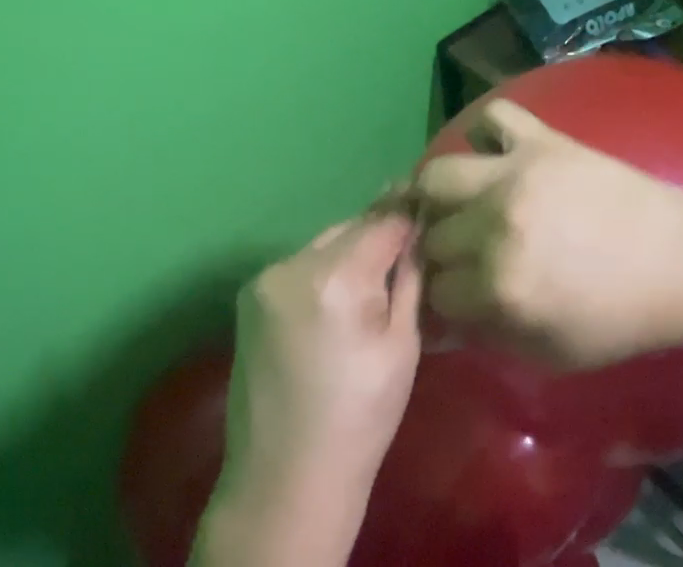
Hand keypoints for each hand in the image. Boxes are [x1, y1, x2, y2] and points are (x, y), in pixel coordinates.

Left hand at [229, 201, 422, 491]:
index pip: (384, 219)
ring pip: (325, 244)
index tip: (433, 205)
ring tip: (377, 282)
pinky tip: (342, 302)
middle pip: (351, 227)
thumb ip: (410, 278)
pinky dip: (326, 272)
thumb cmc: (362, 415)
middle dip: (381, 234)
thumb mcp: (404, 344)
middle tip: (412, 252)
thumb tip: (419, 233)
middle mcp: (292, 265)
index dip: (411, 210)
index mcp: (336, 277)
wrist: (286, 477)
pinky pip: (301, 266)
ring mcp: (263, 280)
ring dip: (352, 252)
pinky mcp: (249, 299)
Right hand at [413, 100, 682, 367]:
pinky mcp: (543, 141)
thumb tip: (445, 318)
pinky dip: (485, 133)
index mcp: (500, 288)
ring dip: (438, 194)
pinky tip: (496, 158)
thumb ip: (489, 335)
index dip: (442, 299)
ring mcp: (516, 175)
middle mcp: (496, 225)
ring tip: (458, 204)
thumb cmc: (622, 318)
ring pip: (437, 173)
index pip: (432, 291)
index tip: (457, 297)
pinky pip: (494, 116)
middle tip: (460, 254)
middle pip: (430, 234)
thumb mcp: (551, 354)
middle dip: (439, 251)